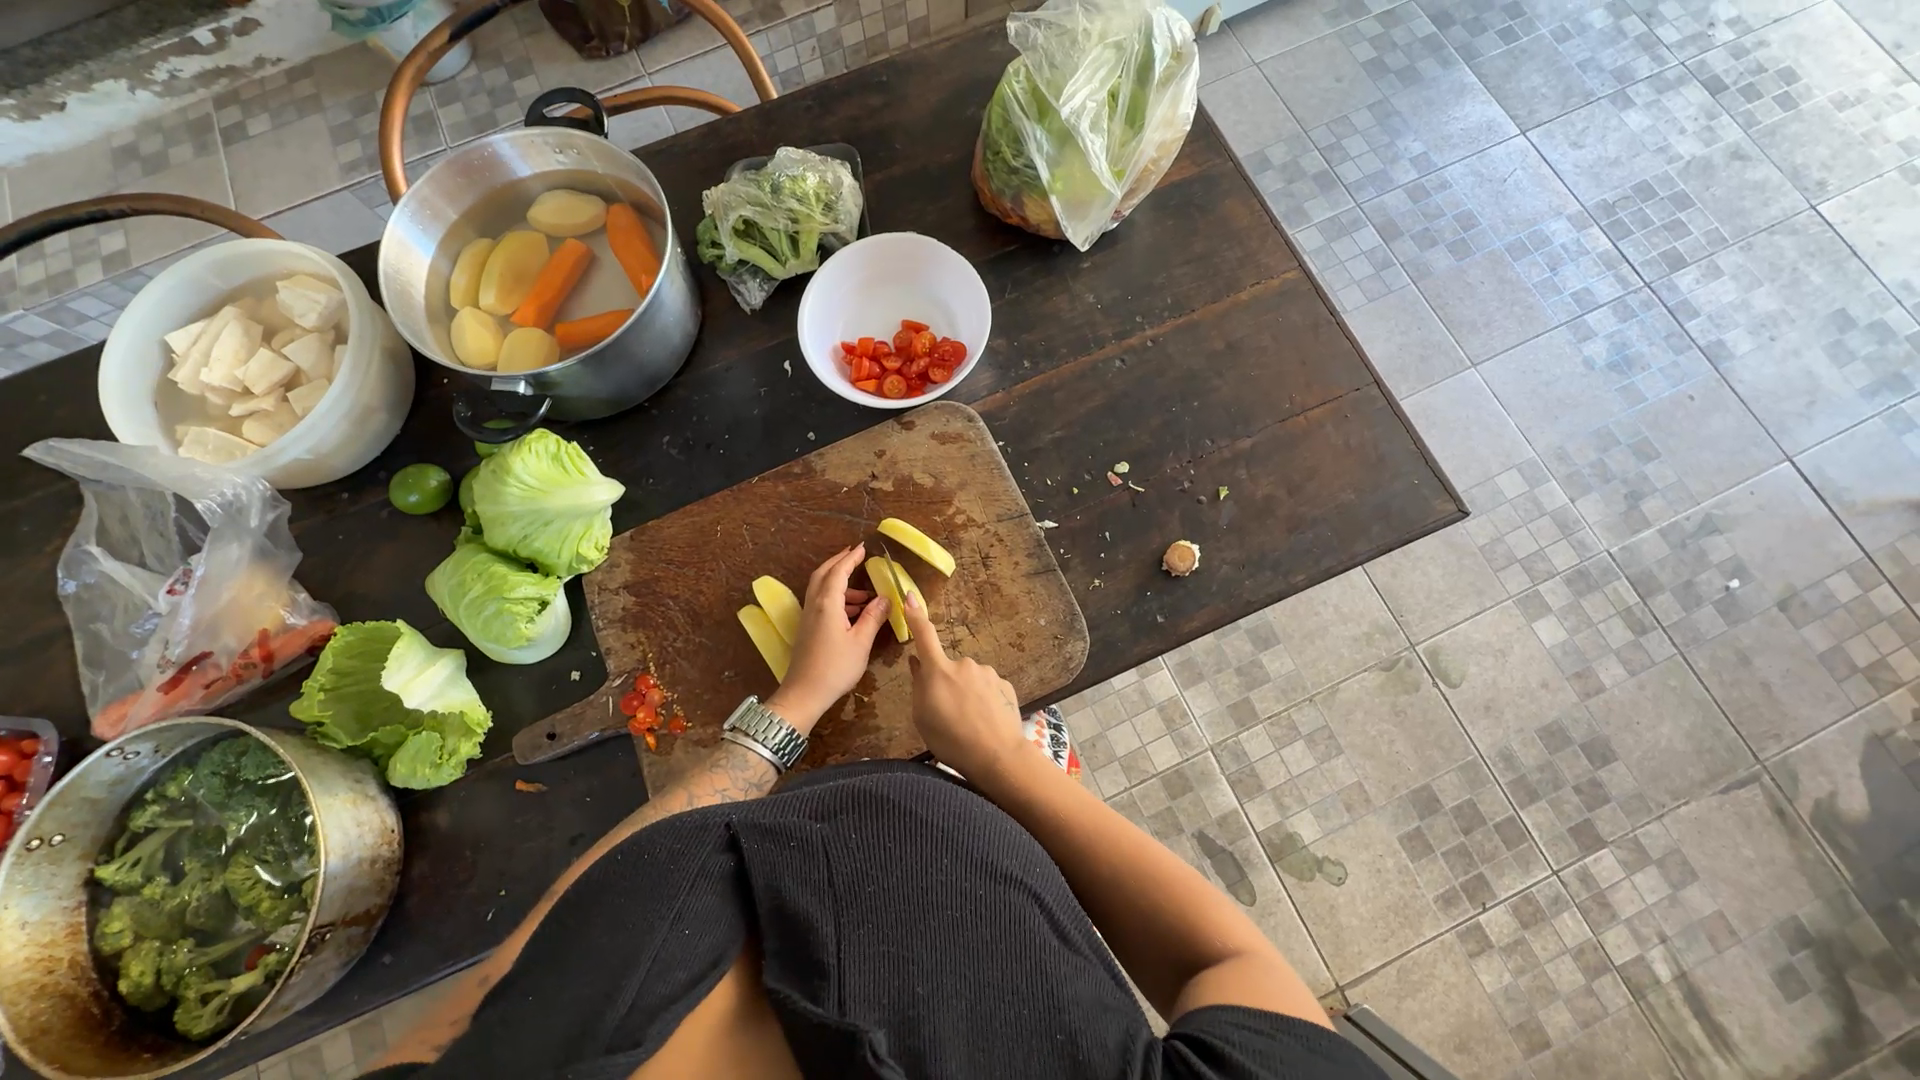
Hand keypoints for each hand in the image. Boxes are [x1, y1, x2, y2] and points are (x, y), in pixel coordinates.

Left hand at [766, 544, 890, 734]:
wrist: (804, 694)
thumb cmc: (835, 668)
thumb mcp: (861, 642)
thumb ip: (873, 617)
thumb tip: (885, 598)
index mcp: (827, 604)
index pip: (838, 572)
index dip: (850, 558)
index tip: (863, 547)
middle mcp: (814, 605)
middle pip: (823, 574)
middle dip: (839, 563)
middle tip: (856, 557)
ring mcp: (808, 617)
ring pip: (821, 589)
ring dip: (841, 585)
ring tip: (865, 595)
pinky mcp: (808, 629)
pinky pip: (821, 603)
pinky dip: (837, 599)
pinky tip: (853, 613)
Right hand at [901, 590, 1025, 779]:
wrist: (997, 755)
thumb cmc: (950, 740)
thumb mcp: (922, 717)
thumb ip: (919, 686)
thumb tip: (917, 663)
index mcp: (938, 671)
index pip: (924, 635)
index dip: (915, 615)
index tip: (910, 597)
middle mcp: (964, 664)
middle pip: (949, 669)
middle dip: (947, 684)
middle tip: (948, 715)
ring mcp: (988, 673)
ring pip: (971, 680)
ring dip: (968, 694)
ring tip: (970, 724)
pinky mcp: (1006, 685)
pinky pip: (989, 689)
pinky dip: (985, 702)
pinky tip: (986, 722)